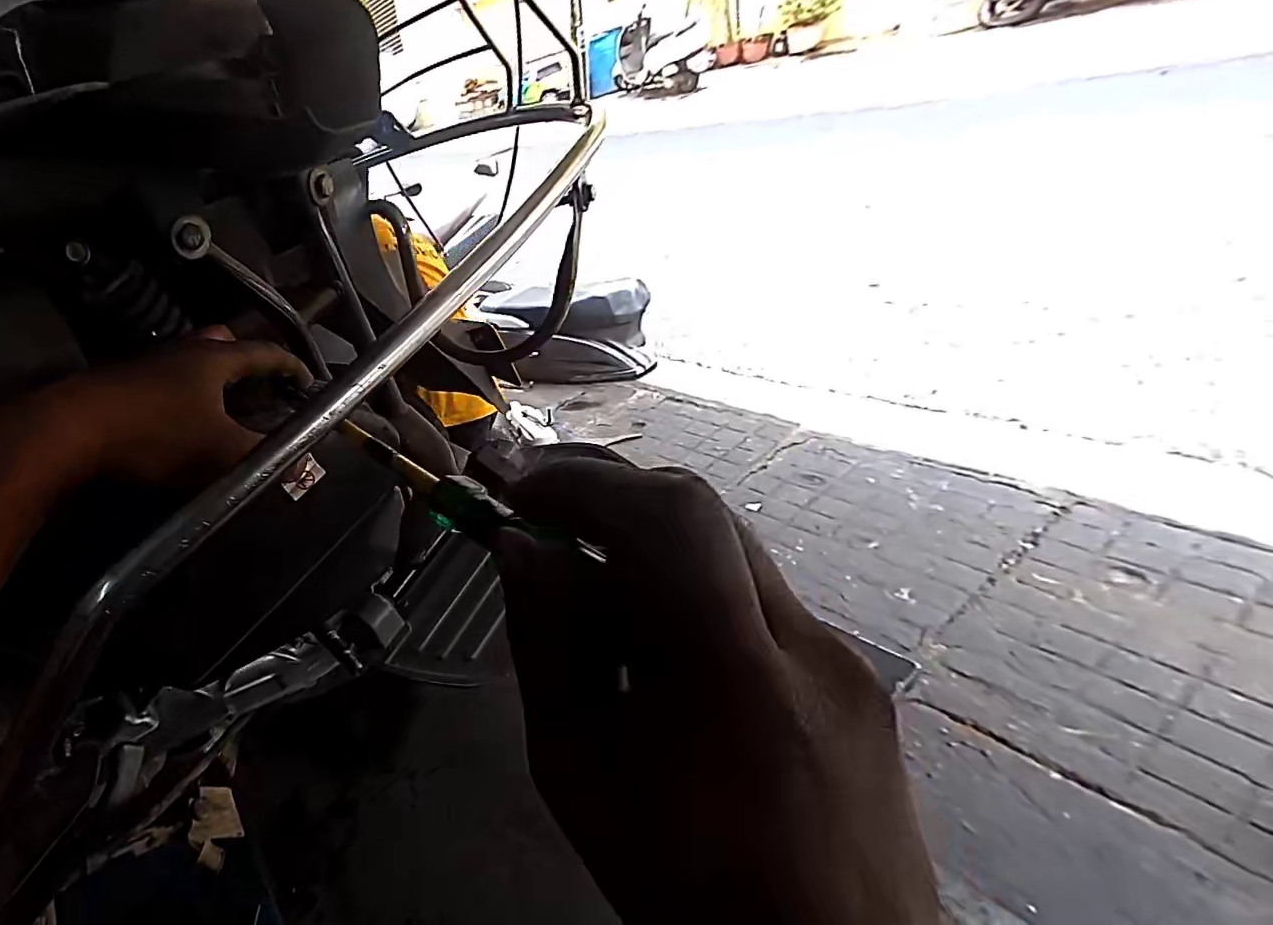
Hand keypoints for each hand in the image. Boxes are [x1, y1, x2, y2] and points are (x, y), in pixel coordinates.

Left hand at [43, 326, 309, 485]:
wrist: (72, 429)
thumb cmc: (154, 433)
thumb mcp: (217, 451)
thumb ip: (262, 456)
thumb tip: (303, 463)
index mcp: (213, 359)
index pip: (264, 352)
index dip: (290, 365)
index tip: (307, 378)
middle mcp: (183, 351)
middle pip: (224, 342)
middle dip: (248, 358)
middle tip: (261, 382)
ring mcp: (150, 363)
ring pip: (192, 359)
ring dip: (212, 374)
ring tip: (224, 403)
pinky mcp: (124, 381)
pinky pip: (167, 378)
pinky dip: (184, 391)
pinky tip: (180, 417)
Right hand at [490, 451, 939, 924]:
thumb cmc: (682, 881)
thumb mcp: (575, 766)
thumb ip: (546, 644)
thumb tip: (521, 547)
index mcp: (732, 681)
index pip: (666, 522)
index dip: (583, 483)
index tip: (518, 491)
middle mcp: (804, 645)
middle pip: (698, 507)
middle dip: (602, 485)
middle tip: (535, 497)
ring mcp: (837, 650)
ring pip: (719, 536)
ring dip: (635, 523)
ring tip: (574, 549)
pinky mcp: (846, 663)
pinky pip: (743, 582)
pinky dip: (675, 568)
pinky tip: (640, 614)